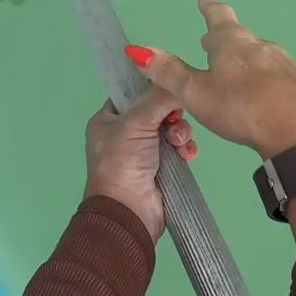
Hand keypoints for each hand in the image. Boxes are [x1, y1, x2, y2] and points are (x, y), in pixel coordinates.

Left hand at [83, 86, 196, 238]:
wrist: (129, 211)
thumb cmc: (123, 161)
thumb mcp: (136, 122)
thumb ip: (157, 99)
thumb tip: (177, 84)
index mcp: (107, 120)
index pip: (131, 95)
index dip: (151, 91)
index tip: (169, 91)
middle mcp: (123, 134)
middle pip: (156, 111)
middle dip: (172, 116)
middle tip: (175, 122)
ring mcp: (143, 152)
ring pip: (171, 129)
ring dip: (181, 133)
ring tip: (180, 144)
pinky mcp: (161, 168)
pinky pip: (179, 150)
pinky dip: (185, 149)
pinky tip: (187, 155)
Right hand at [126, 0, 295, 157]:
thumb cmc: (241, 107)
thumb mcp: (195, 92)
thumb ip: (168, 72)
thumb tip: (136, 49)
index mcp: (232, 43)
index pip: (219, 17)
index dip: (210, 8)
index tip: (205, 0)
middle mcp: (259, 47)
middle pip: (239, 37)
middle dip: (222, 38)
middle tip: (208, 40)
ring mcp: (284, 65)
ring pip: (257, 56)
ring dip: (242, 58)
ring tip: (231, 67)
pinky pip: (274, 75)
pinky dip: (260, 78)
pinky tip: (259, 92)